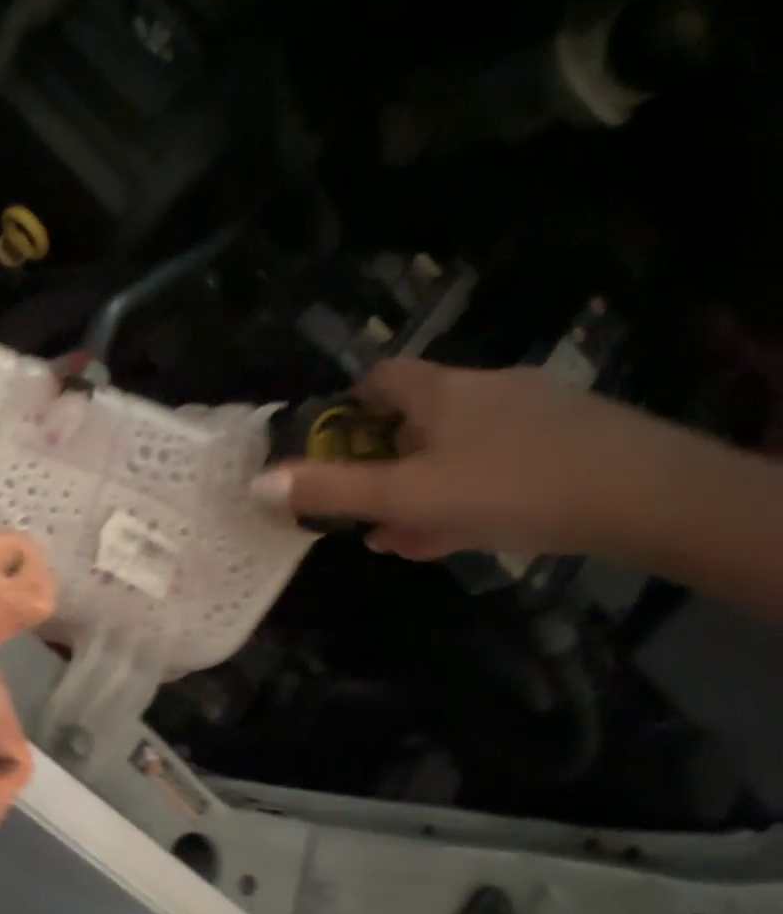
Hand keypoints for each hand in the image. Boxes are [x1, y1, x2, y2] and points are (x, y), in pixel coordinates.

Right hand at [252, 359, 697, 559]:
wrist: (658, 500)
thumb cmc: (511, 487)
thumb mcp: (405, 497)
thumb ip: (330, 492)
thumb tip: (256, 484)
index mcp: (441, 391)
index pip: (380, 377)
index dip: (349, 407)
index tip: (335, 447)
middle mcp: (487, 389)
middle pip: (417, 420)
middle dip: (386, 465)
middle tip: (371, 509)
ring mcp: (539, 413)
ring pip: (461, 449)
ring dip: (428, 487)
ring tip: (413, 536)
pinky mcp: (578, 441)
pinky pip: (505, 462)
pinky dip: (476, 492)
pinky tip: (471, 534)